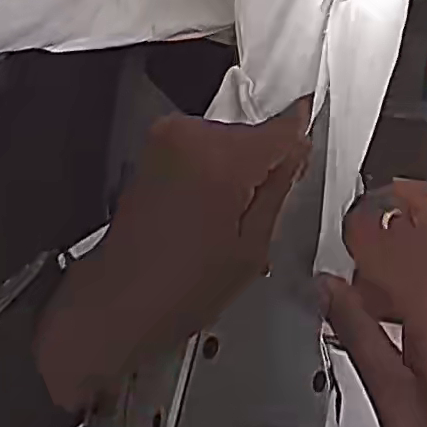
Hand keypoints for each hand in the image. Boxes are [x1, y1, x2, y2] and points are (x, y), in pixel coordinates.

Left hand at [33, 97, 311, 408]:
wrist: (115, 300)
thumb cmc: (175, 288)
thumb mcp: (252, 248)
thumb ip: (282, 187)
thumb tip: (297, 151)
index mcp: (225, 160)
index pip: (283, 126)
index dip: (302, 133)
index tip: (310, 132)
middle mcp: (195, 135)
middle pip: (255, 134)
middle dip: (265, 162)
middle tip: (256, 208)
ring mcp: (171, 135)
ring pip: (231, 137)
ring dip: (237, 164)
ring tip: (222, 213)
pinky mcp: (157, 141)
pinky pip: (205, 141)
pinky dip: (212, 164)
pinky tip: (204, 205)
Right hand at [319, 180, 426, 426]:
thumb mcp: (394, 395)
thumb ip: (357, 333)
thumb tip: (327, 289)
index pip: (381, 235)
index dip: (353, 227)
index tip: (335, 232)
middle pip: (412, 212)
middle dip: (377, 213)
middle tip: (351, 230)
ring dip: (408, 206)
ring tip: (380, 223)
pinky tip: (417, 243)